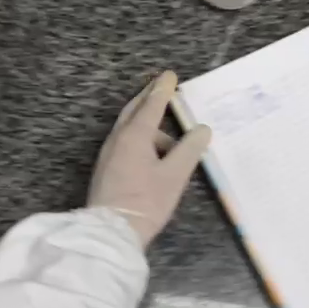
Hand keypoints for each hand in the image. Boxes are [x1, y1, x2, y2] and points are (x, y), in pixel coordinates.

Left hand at [89, 72, 211, 246]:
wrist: (111, 232)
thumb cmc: (145, 201)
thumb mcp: (174, 176)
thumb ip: (189, 150)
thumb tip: (202, 129)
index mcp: (134, 136)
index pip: (151, 106)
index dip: (162, 90)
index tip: (170, 76)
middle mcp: (117, 140)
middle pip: (133, 112)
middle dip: (148, 98)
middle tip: (161, 87)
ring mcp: (108, 155)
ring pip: (128, 130)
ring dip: (147, 125)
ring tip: (170, 139)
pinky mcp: (106, 170)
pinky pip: (125, 144)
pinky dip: (140, 139)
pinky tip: (152, 155)